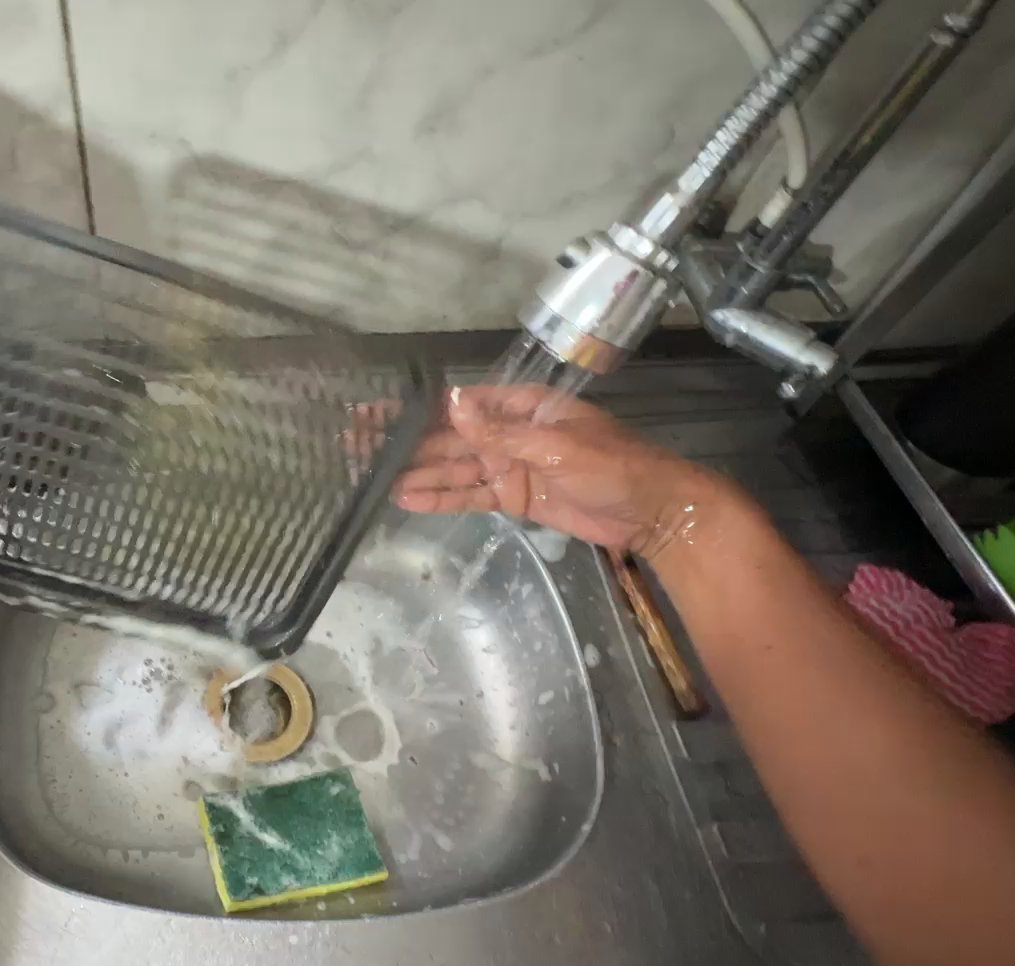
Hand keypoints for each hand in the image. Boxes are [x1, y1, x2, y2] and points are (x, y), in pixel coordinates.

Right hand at [392, 385, 735, 561]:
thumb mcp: (555, 446)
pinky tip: (408, 499)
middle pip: (447, 438)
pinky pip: (469, 495)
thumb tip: (451, 402)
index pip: (458, 404)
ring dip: (417, 474)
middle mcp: (507, 434)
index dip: (415, 408)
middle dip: (406, 444)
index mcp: (521, 408)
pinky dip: (441, 498)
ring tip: (375, 481)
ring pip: (453, 468)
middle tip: (360, 449)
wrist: (654, 513)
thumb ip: (499, 431)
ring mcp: (507, 466)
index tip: (376, 412)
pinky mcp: (511, 496)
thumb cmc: (613, 466)